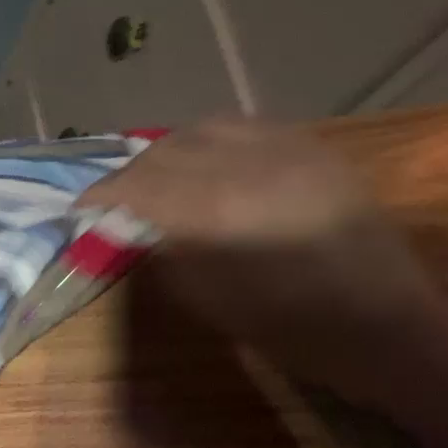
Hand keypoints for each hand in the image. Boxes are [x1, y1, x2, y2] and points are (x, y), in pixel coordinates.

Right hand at [79, 119, 447, 447]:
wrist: (370, 317)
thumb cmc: (272, 318)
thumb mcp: (195, 289)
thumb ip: (158, 245)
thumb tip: (122, 224)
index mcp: (213, 212)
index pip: (136, 184)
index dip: (98, 194)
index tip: (76, 210)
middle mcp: (249, 169)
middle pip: (167, 150)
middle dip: (129, 172)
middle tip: (110, 198)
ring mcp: (288, 154)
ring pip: (207, 128)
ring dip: (169, 150)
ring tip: (154, 176)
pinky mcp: (314, 152)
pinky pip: (249, 128)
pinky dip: (211, 142)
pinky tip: (203, 166)